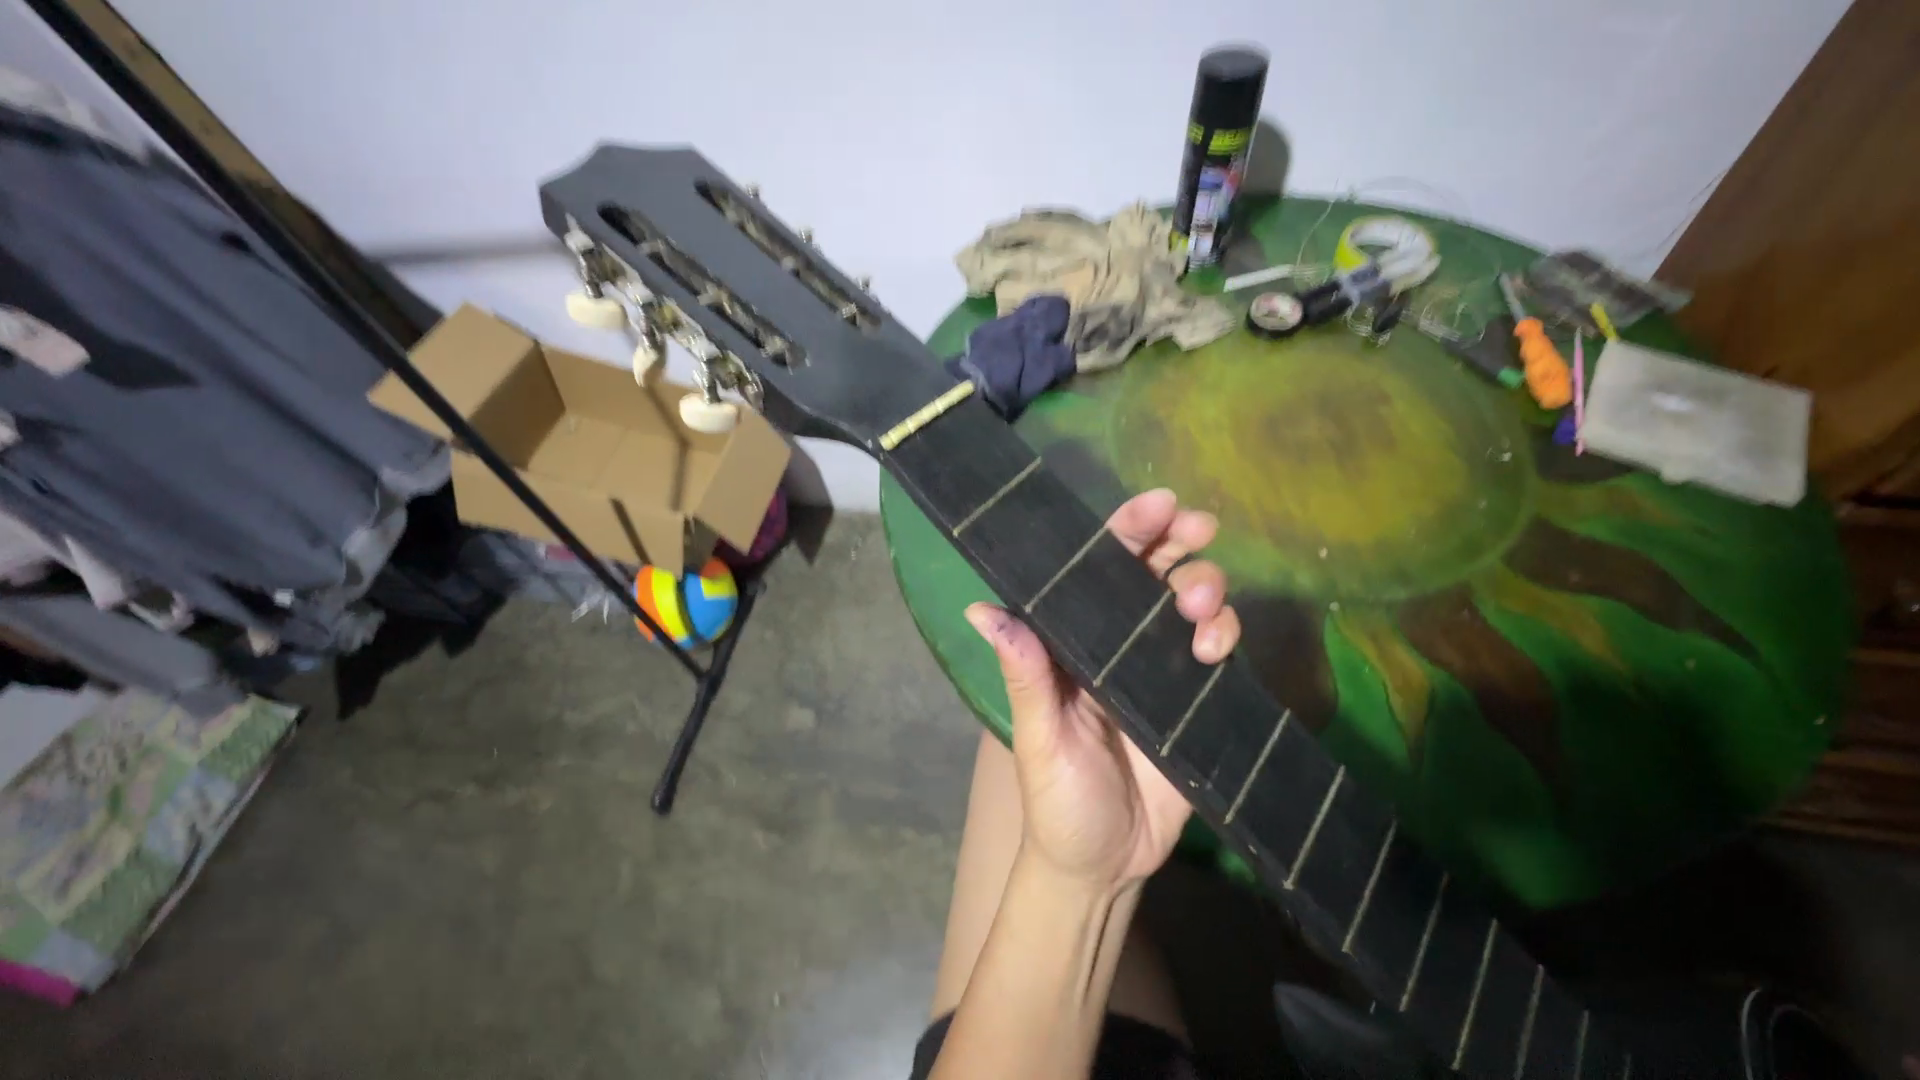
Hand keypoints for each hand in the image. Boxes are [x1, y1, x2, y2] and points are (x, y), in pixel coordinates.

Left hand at [965, 488, 1239, 891]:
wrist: (1104, 867)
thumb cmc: (1057, 802)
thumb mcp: (1038, 738)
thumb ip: (1024, 676)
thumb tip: (980, 610)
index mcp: (1075, 644)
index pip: (1097, 572)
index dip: (1126, 530)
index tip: (1155, 503)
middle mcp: (1120, 646)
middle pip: (1152, 573)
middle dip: (1177, 540)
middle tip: (1196, 528)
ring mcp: (1162, 670)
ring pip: (1191, 603)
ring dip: (1204, 585)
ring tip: (1198, 604)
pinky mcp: (1198, 702)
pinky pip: (1219, 653)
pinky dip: (1225, 635)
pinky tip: (1217, 646)